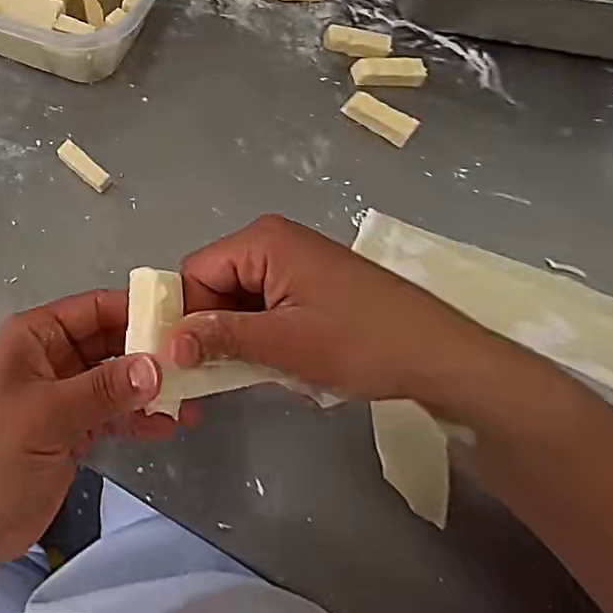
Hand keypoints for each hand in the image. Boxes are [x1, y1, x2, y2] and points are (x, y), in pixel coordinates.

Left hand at [0, 289, 174, 562]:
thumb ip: (102, 390)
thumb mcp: (45, 414)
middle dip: (148, 354)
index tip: (180, 320)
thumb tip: (156, 365)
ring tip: (189, 403)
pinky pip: (110, 414)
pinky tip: (165, 426)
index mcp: (35, 336)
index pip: (92, 309)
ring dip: (148, 390)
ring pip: (114, 380)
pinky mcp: (70, 431)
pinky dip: (136, 418)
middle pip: (108, 343)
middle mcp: (51, 357)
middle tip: (194, 367)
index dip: (134, 310)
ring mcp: (62, 396)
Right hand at [169, 214, 517, 409]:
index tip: (186, 359)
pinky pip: (265, 300)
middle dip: (214, 325)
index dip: (187, 314)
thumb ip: (221, 338)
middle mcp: (272, 239)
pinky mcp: (310, 279)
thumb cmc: (362, 343)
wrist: (443, 356)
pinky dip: (262, 330)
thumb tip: (168, 343)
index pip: (196, 271)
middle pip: (216, 281)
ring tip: (254, 368)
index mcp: (262, 241)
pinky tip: (279, 359)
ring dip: (239, 332)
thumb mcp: (284, 345)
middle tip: (218, 372)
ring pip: (239, 295)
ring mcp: (294, 258)